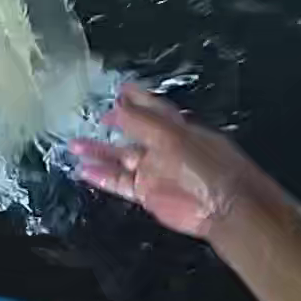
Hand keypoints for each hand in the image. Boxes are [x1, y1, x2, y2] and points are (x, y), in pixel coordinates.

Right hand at [69, 83, 288, 240]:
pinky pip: (119, 182)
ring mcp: (155, 171)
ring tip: (73, 146)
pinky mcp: (147, 193)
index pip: (153, 110)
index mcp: (178, 130)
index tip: (119, 89)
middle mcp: (165, 148)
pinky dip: (101, 176)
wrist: (227, 210)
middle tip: (95, 118)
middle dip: (113, 125)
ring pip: (120, 159)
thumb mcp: (172, 137)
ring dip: (98, 152)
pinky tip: (82, 170)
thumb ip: (141, 120)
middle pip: (133, 133)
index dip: (136, 99)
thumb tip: (118, 103)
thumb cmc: (206, 167)